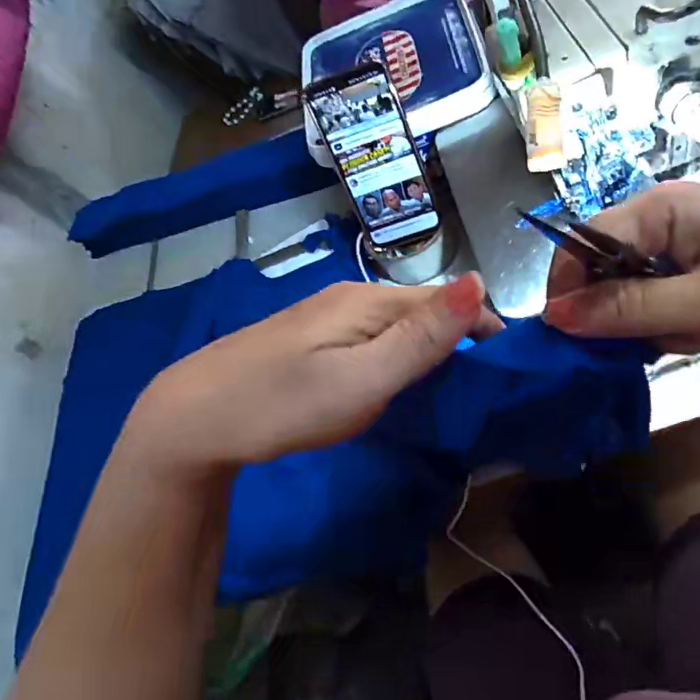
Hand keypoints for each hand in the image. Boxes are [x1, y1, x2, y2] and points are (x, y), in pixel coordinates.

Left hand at [120, 274, 501, 475]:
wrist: (194, 419)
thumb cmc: (285, 403)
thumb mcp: (364, 378)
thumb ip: (423, 336)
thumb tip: (480, 279)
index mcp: (368, 300)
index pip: (446, 298)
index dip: (481, 326)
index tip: (505, 368)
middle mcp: (350, 297)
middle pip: (422, 308)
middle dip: (458, 336)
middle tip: (479, 387)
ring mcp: (327, 317)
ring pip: (397, 323)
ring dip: (429, 346)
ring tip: (447, 388)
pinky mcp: (311, 339)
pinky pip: (372, 337)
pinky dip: (397, 355)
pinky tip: (395, 381)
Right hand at [542, 182, 699, 355]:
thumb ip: (631, 308)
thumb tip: (556, 315)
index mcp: (662, 209)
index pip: (585, 241)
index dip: (568, 286)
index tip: (565, 339)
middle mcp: (667, 222)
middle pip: (605, 266)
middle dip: (610, 311)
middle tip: (632, 350)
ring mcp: (689, 249)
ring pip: (633, 290)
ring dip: (644, 324)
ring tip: (681, 342)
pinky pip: (664, 301)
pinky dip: (672, 327)